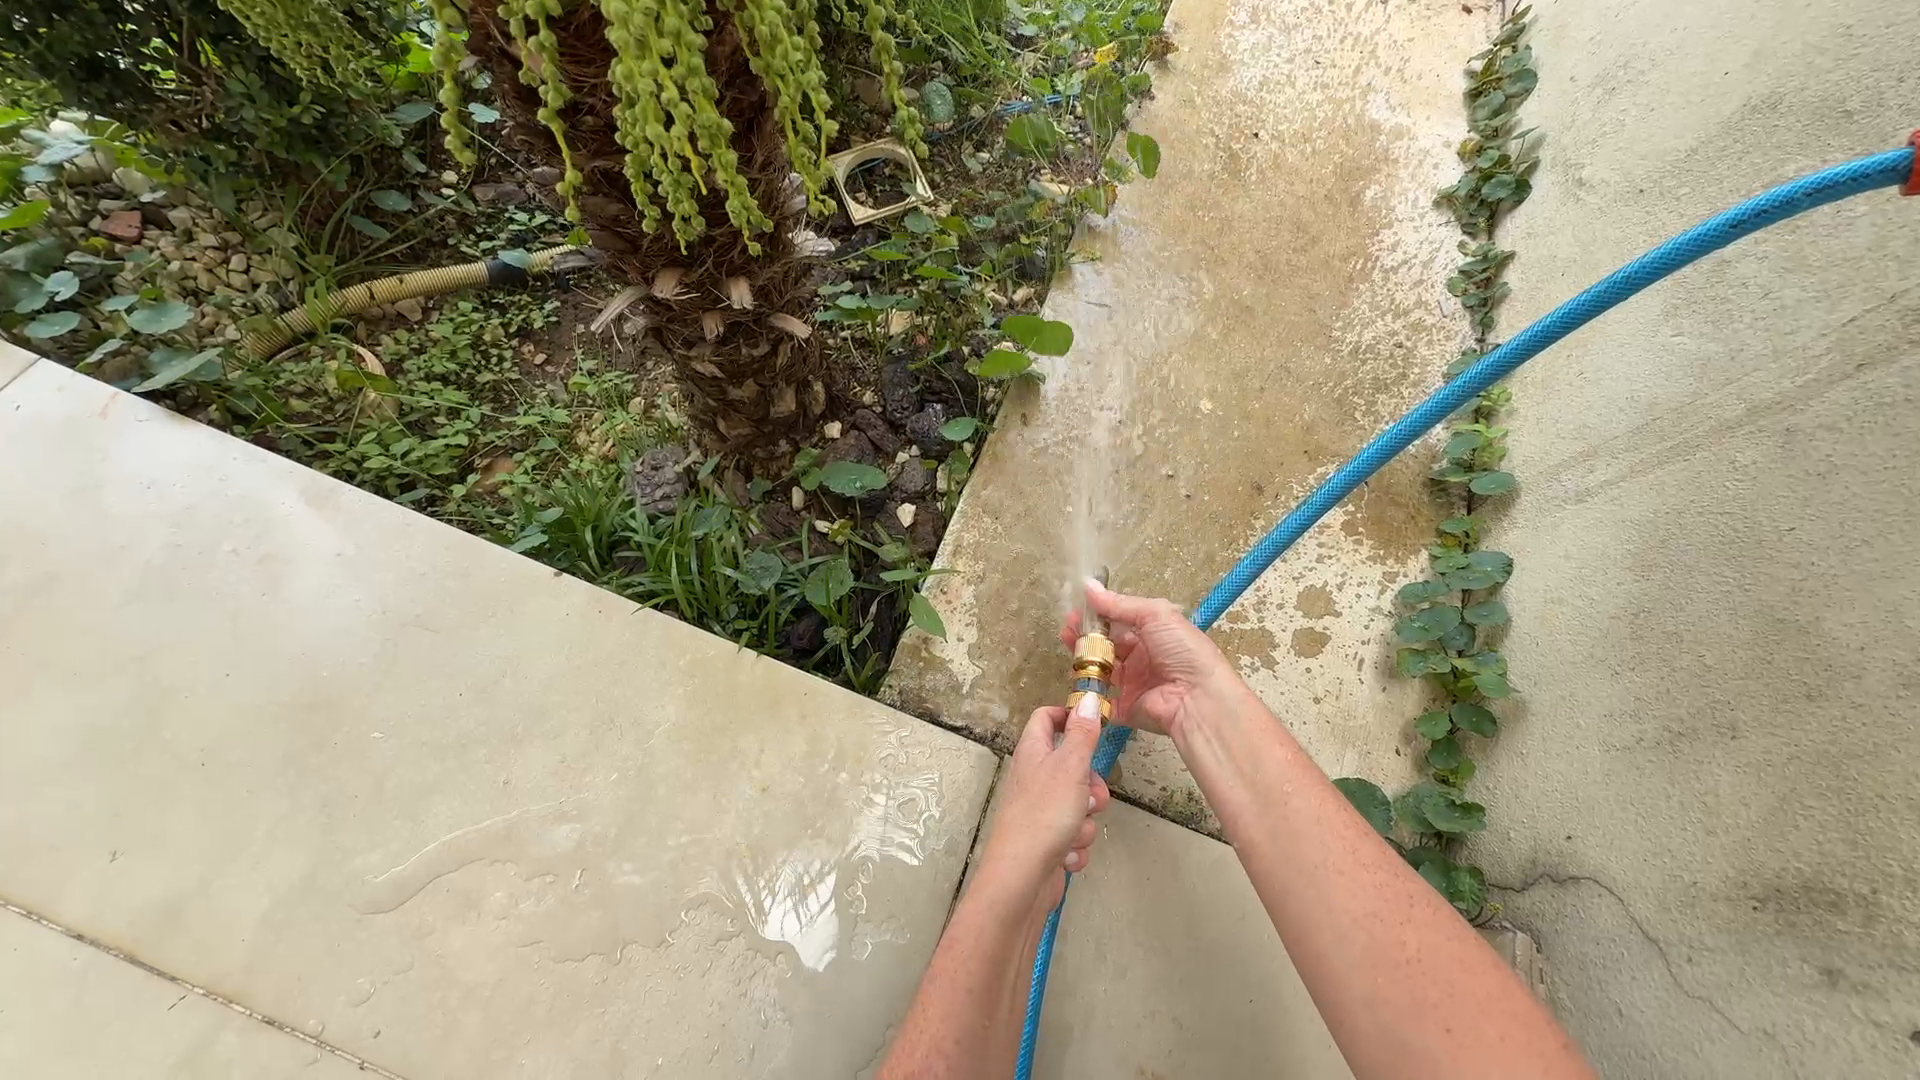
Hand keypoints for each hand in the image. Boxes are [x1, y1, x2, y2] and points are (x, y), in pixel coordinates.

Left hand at [980, 696, 1111, 904]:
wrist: (1022, 877)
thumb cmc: (1044, 814)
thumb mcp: (1071, 766)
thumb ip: (1083, 733)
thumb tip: (1088, 698)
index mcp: (1033, 752)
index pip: (1047, 718)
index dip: (1069, 717)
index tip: (1094, 728)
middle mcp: (1033, 777)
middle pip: (1073, 766)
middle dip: (1091, 786)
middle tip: (1091, 798)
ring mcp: (1039, 810)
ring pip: (1079, 805)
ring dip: (1084, 821)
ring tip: (1073, 832)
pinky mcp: (1047, 840)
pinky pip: (1074, 835)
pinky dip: (1075, 846)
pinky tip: (1066, 854)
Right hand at [1059, 578, 1247, 739]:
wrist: (1198, 698)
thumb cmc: (1183, 651)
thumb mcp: (1155, 615)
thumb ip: (1119, 604)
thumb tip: (1089, 586)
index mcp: (1153, 635)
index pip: (1119, 622)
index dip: (1098, 615)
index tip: (1077, 610)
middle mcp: (1142, 659)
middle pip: (1106, 645)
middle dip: (1085, 636)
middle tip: (1067, 629)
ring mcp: (1132, 684)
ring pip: (1100, 669)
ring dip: (1083, 658)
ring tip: (1068, 647)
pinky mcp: (1125, 707)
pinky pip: (1101, 698)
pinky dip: (1087, 689)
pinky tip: (1075, 674)